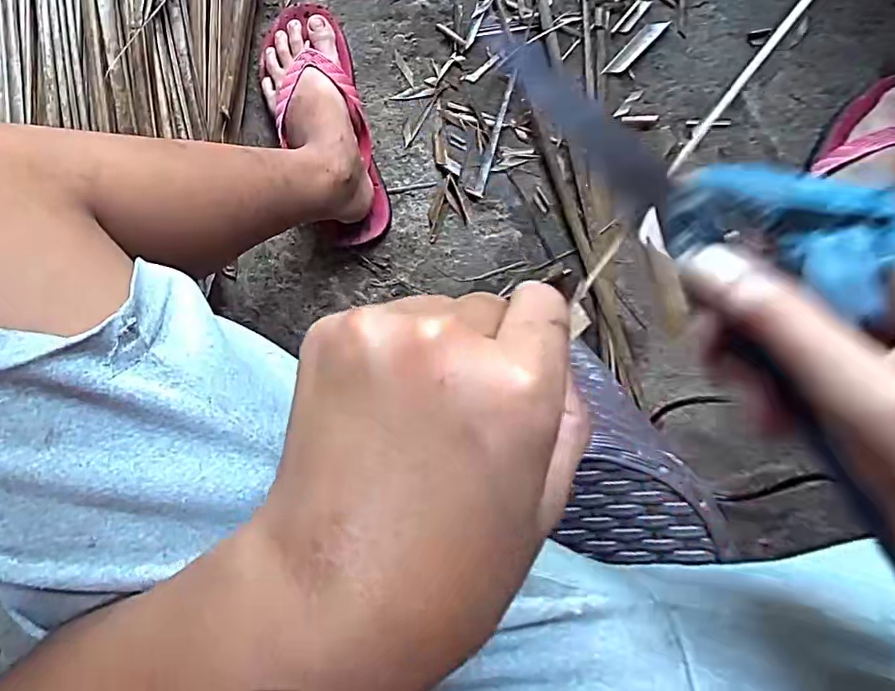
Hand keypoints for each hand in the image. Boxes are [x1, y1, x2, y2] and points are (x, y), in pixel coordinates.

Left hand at [247, 284, 587, 690]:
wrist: (331, 591)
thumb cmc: (448, 569)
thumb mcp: (542, 503)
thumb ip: (566, 414)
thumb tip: (556, 357)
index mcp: (515, 382)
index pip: (541, 302)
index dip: (534, 332)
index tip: (519, 355)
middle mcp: (448, 339)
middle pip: (482, 308)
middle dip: (479, 346)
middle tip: (452, 410)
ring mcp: (380, 329)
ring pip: (427, 311)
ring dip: (425, 347)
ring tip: (404, 414)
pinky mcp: (329, 331)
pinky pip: (376, 323)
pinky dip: (378, 352)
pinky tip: (366, 407)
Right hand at [680, 243, 894, 690]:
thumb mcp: (878, 407)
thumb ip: (782, 324)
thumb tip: (697, 258)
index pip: (825, 235)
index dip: (751, 247)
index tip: (691, 276)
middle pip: (805, 288)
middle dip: (755, 329)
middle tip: (715, 364)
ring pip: (804, 336)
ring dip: (766, 370)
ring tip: (760, 416)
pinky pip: (822, 376)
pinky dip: (791, 397)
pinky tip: (782, 428)